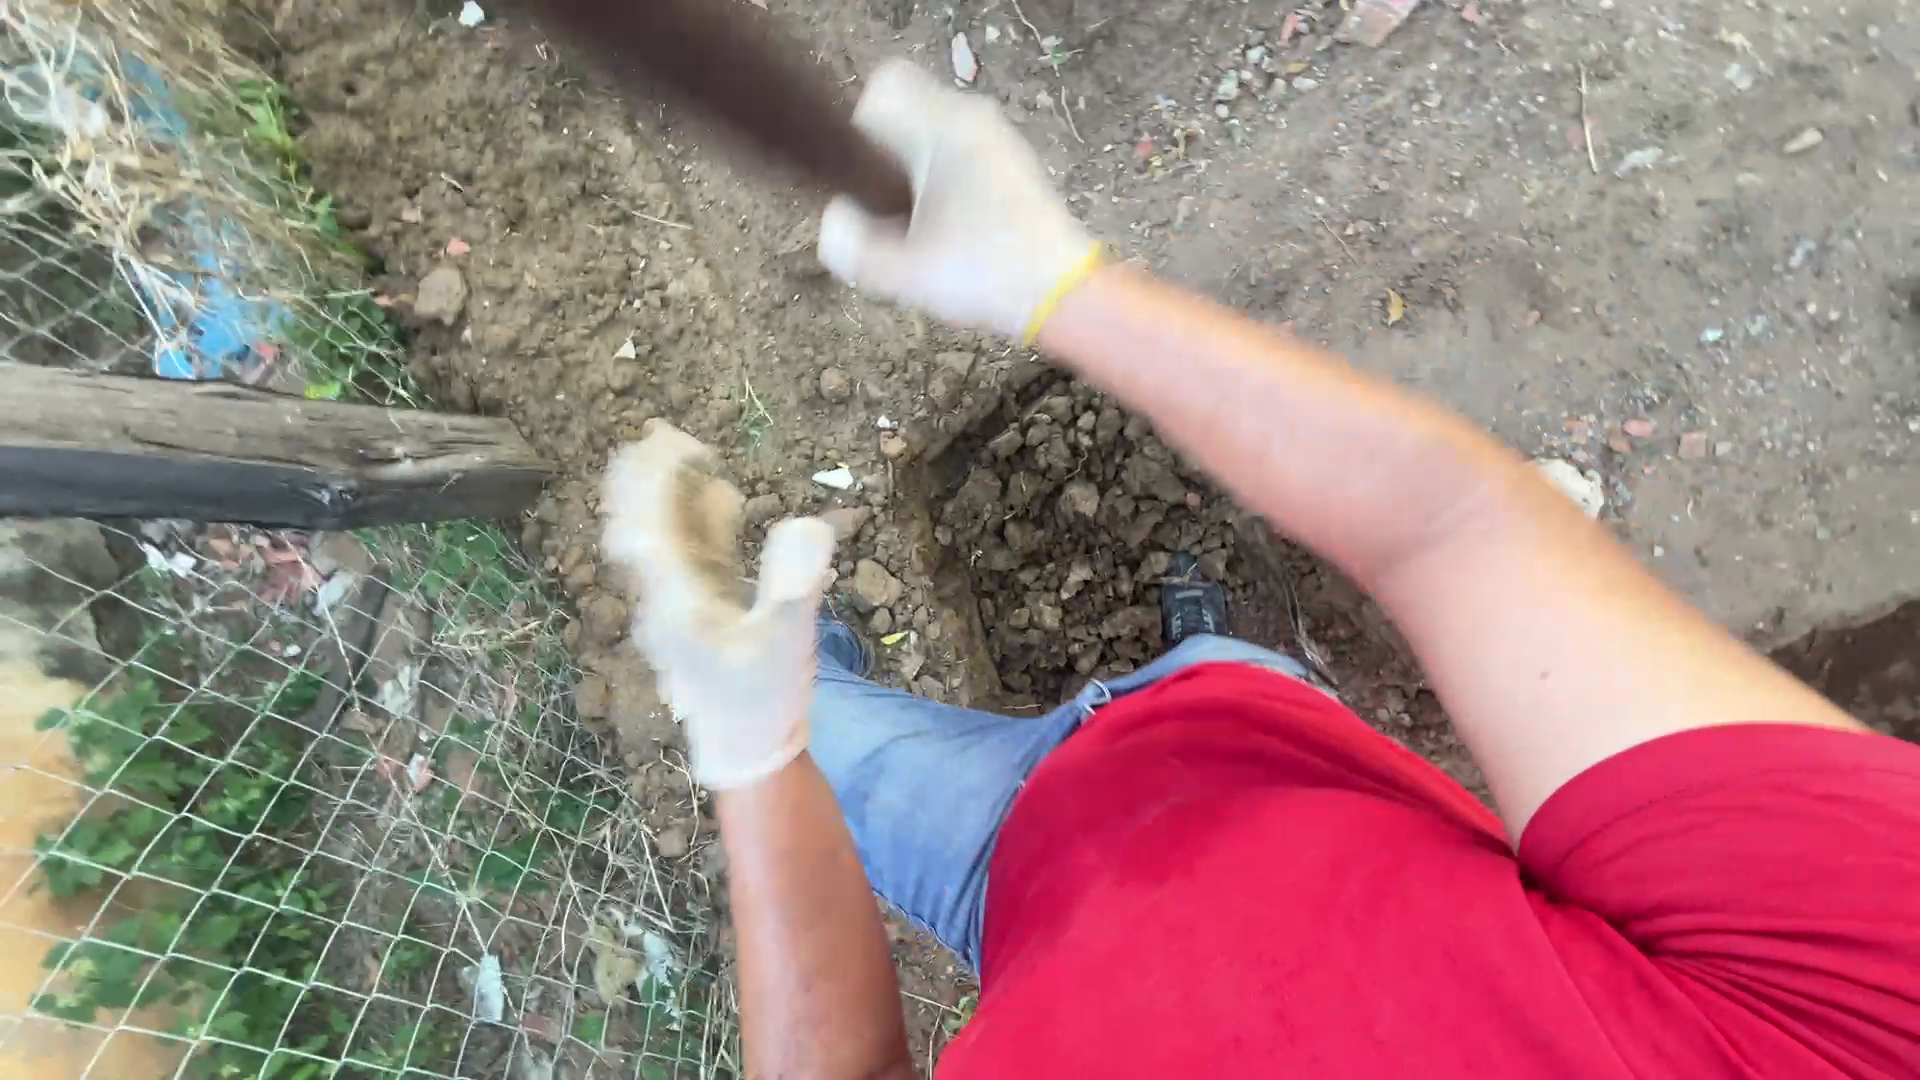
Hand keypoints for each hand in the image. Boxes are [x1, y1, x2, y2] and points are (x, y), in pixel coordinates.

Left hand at [601, 424, 835, 789]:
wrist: (750, 749)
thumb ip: (792, 585)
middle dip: (648, 480)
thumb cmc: (763, 702)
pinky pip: (695, 554)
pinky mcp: (705, 609)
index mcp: (675, 602)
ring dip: (672, 495)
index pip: (646, 529)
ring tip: (691, 453)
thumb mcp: (784, 645)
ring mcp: (685, 602)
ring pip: (667, 537)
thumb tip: (809, 523)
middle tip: (666, 436)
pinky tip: (721, 497)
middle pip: (642, 527)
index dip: (650, 481)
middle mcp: (668, 597)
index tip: (672, 442)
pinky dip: (702, 521)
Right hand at [818, 60, 1103, 341]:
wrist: (1060, 295)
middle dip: (888, 166)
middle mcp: (975, 120)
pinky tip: (956, 237)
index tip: (872, 188)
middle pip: (906, 118)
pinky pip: (961, 161)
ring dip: (917, 182)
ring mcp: (999, 142)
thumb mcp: (902, 273)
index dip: (861, 136)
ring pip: (933, 142)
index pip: (882, 90)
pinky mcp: (1013, 168)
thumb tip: (835, 221)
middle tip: (898, 222)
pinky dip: (947, 191)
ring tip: (928, 235)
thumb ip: (849, 246)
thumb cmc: (984, 277)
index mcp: (945, 128)